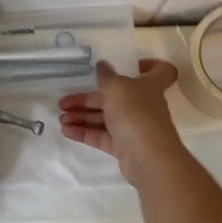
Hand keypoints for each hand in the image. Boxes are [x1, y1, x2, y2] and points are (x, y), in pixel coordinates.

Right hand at [58, 59, 182, 183]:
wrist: (148, 157)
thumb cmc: (136, 113)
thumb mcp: (117, 88)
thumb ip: (106, 77)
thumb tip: (102, 65)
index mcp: (149, 86)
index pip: (160, 71)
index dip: (149, 65)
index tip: (132, 66)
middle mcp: (143, 105)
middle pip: (115, 98)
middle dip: (88, 99)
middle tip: (64, 102)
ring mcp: (133, 127)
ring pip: (105, 118)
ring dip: (83, 116)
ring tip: (61, 119)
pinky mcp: (123, 147)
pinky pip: (102, 136)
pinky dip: (85, 133)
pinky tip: (66, 131)